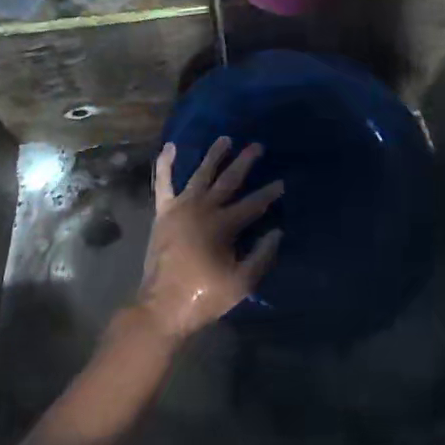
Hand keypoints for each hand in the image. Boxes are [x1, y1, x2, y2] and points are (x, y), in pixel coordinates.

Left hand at [135, 137, 283, 340]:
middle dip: (244, 162)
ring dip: (214, 155)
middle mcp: (203, 209)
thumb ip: (261, 256)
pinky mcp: (163, 212)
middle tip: (257, 146)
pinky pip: (163, 182)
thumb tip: (277, 232)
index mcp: (223, 226)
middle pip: (228, 180)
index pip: (253, 204)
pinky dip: (165, 163)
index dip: (269, 194)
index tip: (281, 182)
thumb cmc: (205, 296)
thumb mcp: (242, 283)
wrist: (163, 306)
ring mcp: (181, 207)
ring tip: (225, 138)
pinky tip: (170, 146)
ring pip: (201, 174)